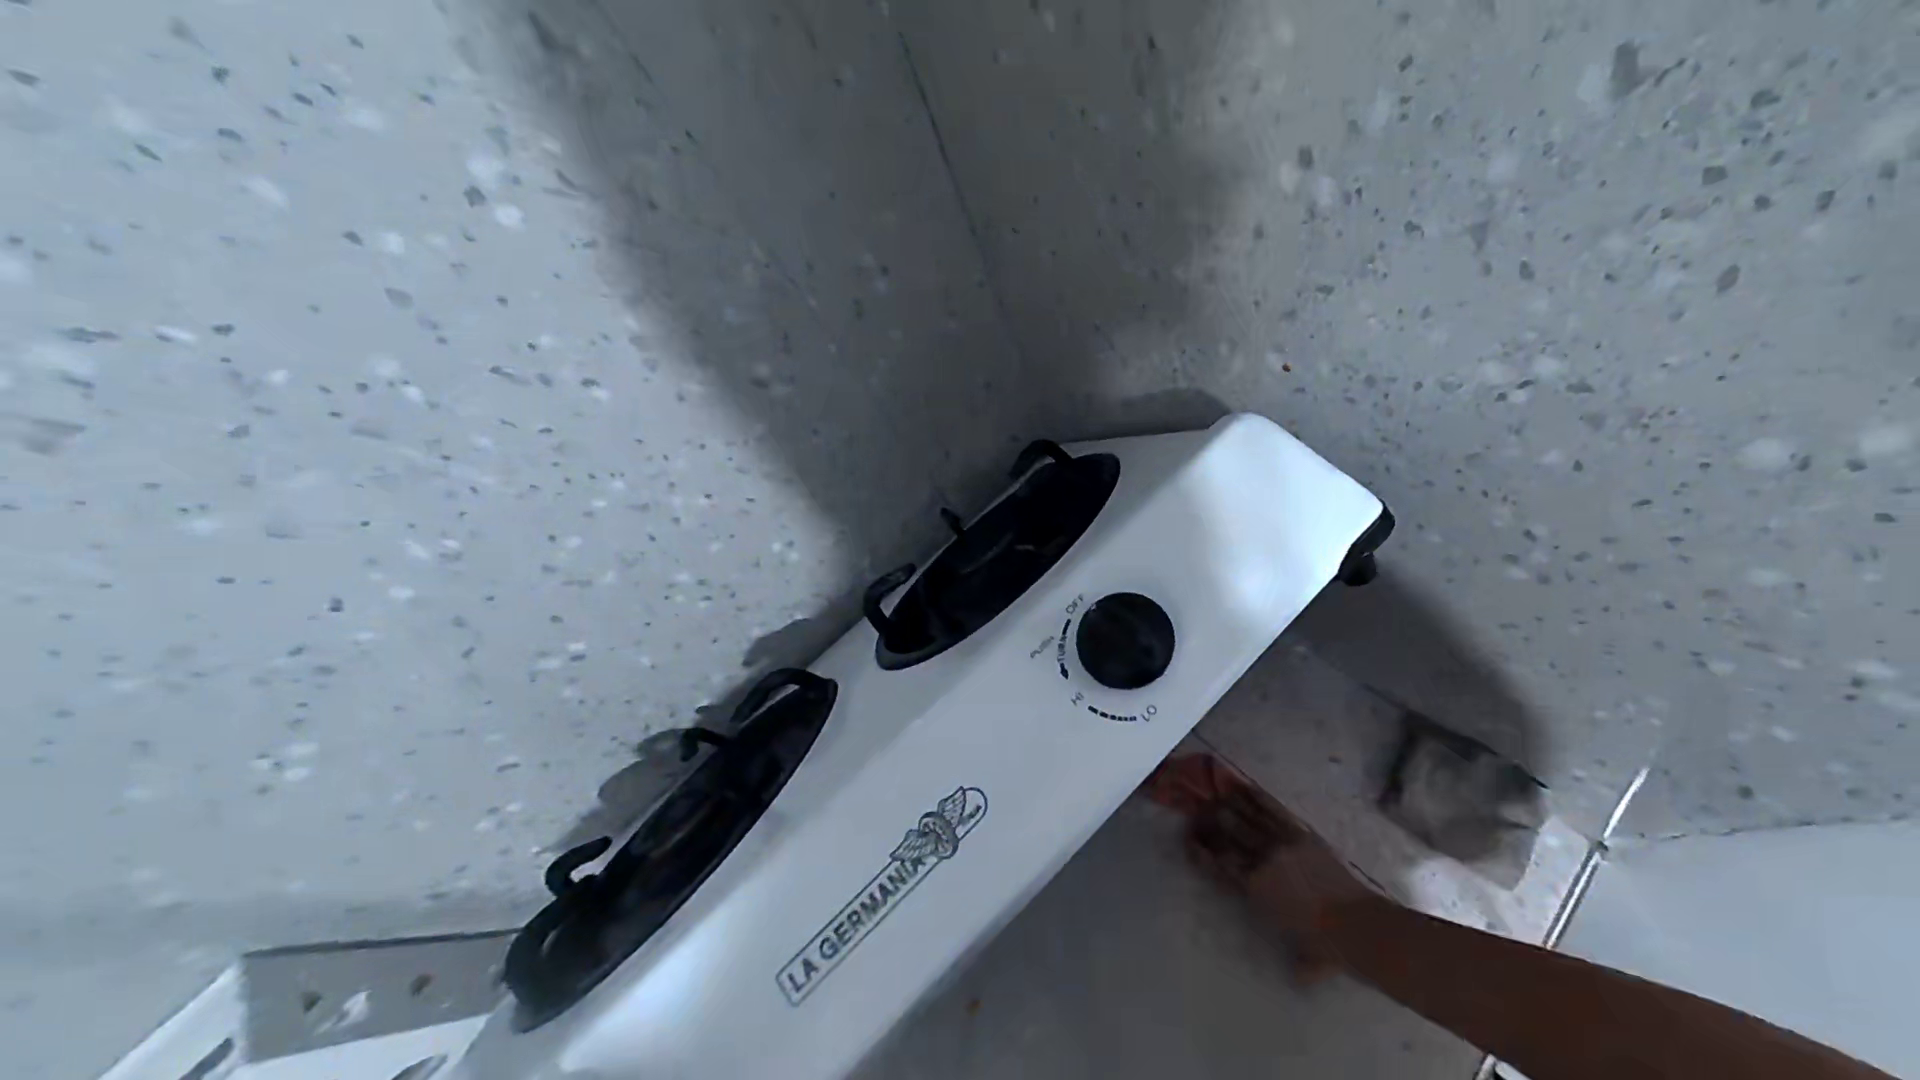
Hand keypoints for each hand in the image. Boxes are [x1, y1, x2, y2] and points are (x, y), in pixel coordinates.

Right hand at [1142, 754, 1380, 978]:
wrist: (1360, 927)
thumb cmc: (1329, 946)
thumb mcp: (1305, 956)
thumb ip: (1298, 963)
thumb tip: (1299, 977)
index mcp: (1254, 889)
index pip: (1218, 863)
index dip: (1201, 850)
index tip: (1188, 840)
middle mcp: (1260, 861)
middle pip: (1227, 834)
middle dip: (1209, 821)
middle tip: (1196, 811)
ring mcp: (1280, 844)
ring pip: (1247, 818)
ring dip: (1229, 804)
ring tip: (1215, 793)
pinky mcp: (1301, 835)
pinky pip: (1274, 811)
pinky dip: (1257, 798)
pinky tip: (1245, 787)